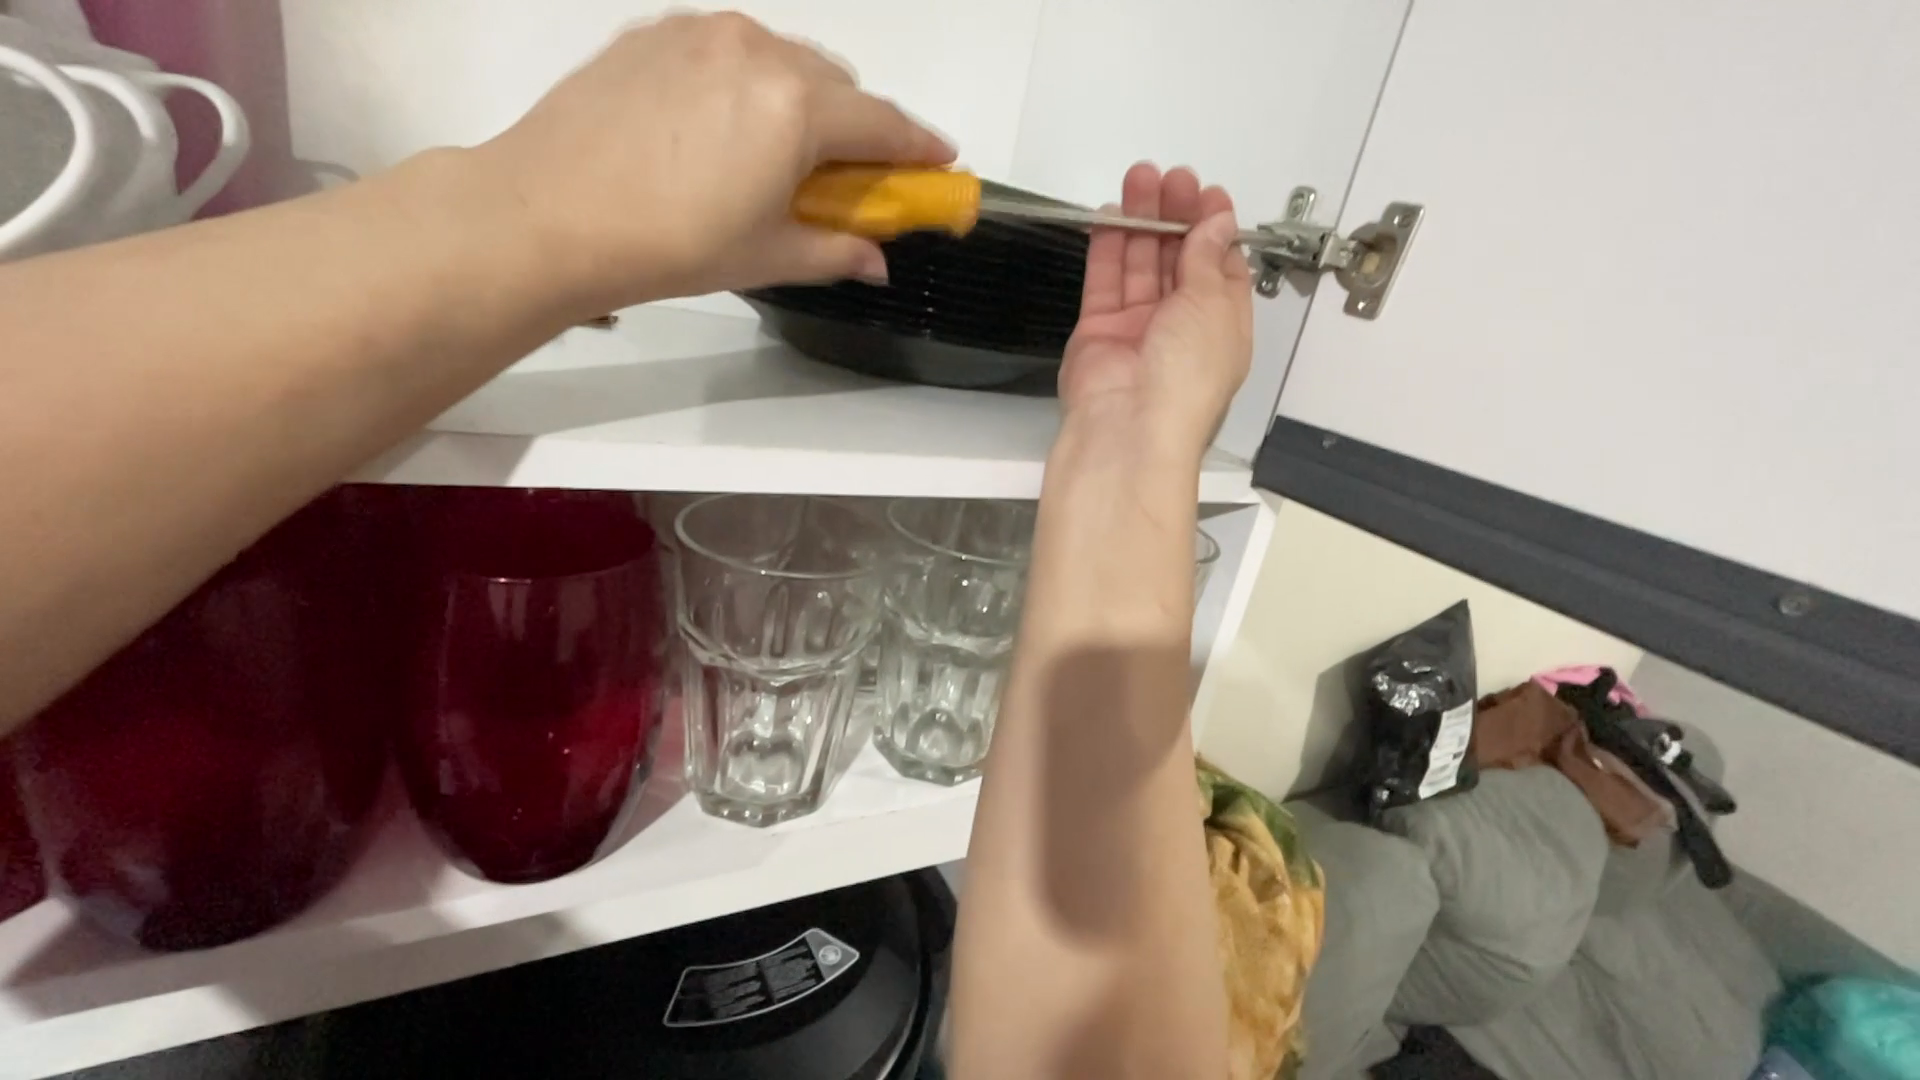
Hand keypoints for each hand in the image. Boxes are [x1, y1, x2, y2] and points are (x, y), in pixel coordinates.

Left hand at [470, 13, 952, 310]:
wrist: (552, 213)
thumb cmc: (674, 245)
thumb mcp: (768, 257)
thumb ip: (836, 251)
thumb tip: (877, 262)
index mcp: (797, 108)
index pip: (882, 123)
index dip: (919, 147)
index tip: (941, 163)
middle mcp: (759, 51)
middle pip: (837, 84)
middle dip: (856, 127)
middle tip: (845, 176)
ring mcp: (704, 33)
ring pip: (785, 59)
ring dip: (803, 100)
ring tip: (777, 152)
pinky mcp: (658, 32)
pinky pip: (730, 49)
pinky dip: (749, 81)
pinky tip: (725, 126)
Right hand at [1059, 164, 1253, 460]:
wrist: (1129, 426)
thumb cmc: (1186, 374)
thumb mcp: (1211, 306)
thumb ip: (1206, 258)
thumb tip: (1215, 223)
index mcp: (1221, 327)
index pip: (1220, 269)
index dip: (1215, 230)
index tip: (1208, 194)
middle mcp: (1180, 327)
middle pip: (1179, 260)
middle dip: (1177, 216)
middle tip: (1170, 178)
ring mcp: (1137, 328)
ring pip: (1141, 265)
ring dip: (1142, 222)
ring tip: (1140, 179)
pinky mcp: (1099, 330)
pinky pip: (1104, 282)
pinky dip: (1107, 247)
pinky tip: (1110, 214)